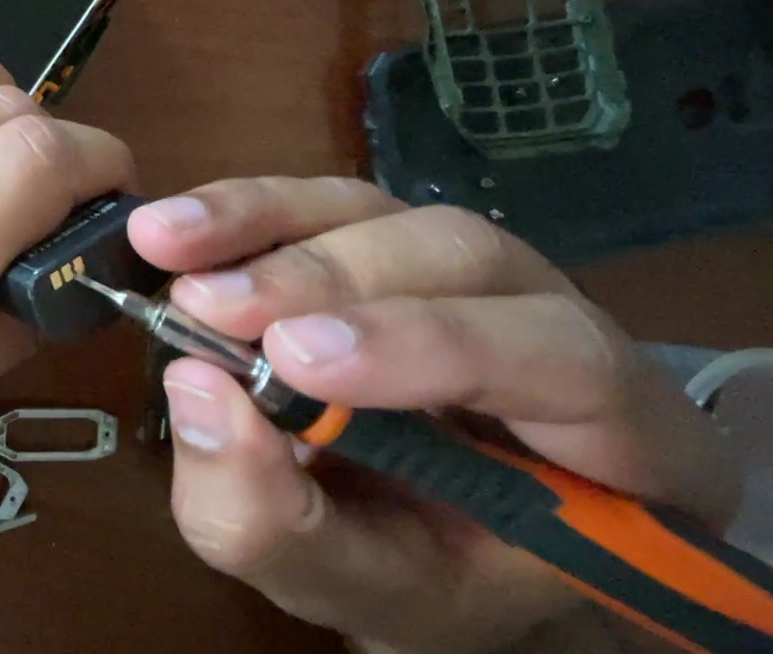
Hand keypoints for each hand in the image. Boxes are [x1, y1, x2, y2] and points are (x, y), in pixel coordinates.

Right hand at [126, 177, 739, 653]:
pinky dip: (232, 211)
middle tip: (205, 306)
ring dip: (261, 223)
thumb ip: (272, 518)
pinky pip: (307, 201)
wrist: (395, 525)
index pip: (562, 363)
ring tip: (168, 250)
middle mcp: (544, 320)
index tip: (290, 359)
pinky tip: (170, 232)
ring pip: (373, 207)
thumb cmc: (400, 567)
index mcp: (613, 441)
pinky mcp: (366, 238)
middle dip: (322, 276)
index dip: (428, 343)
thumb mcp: (340, 581)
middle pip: (459, 254)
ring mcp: (448, 267)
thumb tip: (196, 389)